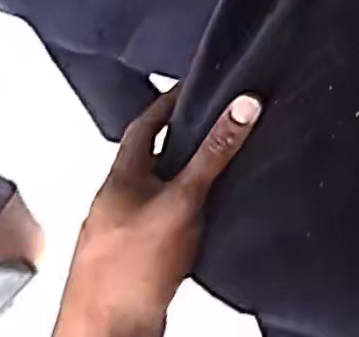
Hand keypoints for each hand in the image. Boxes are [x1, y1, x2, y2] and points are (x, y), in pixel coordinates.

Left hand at [53, 90, 261, 336]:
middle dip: (183, 139)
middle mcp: (114, 205)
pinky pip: (162, 220)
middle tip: (214, 120)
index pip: (144, 125)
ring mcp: (121, 236)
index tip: (192, 86)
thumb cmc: (131, 272)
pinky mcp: (134, 263)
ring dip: (184, 176)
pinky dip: (184, 209)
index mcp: (118, 182)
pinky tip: (205, 215)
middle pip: (151, 158)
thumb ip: (215, 152)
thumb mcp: (183, 200)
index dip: (169, 102)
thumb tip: (244, 104)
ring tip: (218, 164)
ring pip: (158, 191)